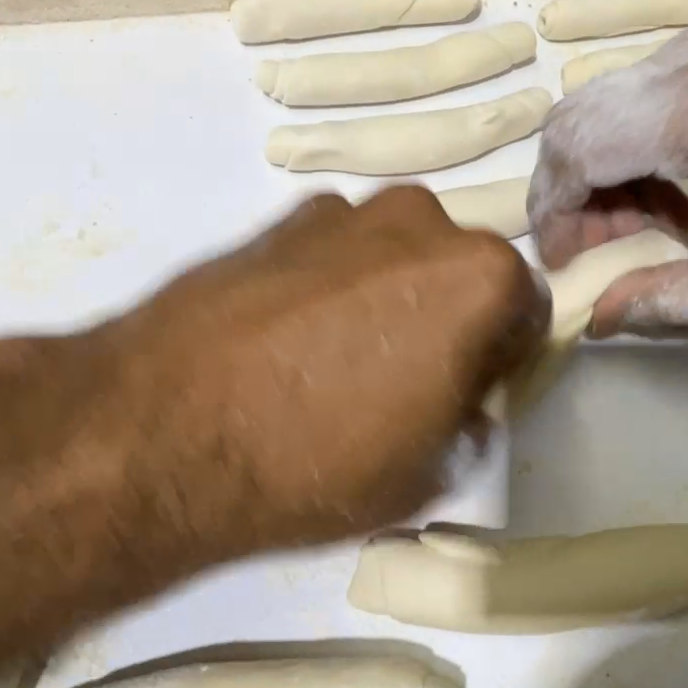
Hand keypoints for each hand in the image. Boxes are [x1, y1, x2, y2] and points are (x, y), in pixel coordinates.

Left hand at [104, 187, 545, 558]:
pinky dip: (327, 283)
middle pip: (458, 271)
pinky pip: (332, 251)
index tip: (467, 394)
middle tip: (400, 380)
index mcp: (477, 278)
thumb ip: (467, 424)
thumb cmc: (313, 461)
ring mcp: (341, 212)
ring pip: (393, 255)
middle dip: (446, 317)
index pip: (527, 309)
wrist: (159, 429)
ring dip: (385, 295)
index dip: (503, 357)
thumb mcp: (424, 474)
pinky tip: (284, 339)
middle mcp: (418, 221)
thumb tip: (458, 401)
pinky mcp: (276, 218)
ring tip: (331, 361)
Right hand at [529, 24, 687, 335]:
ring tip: (652, 224)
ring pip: (612, 101)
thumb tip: (597, 319)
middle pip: (576, 118)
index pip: (569, 153)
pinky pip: (654, 88)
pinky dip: (643, 139)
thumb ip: (666, 301)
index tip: (567, 265)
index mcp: (687, 114)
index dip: (553, 215)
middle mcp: (687, 63)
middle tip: (604, 247)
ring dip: (607, 164)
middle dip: (571, 188)